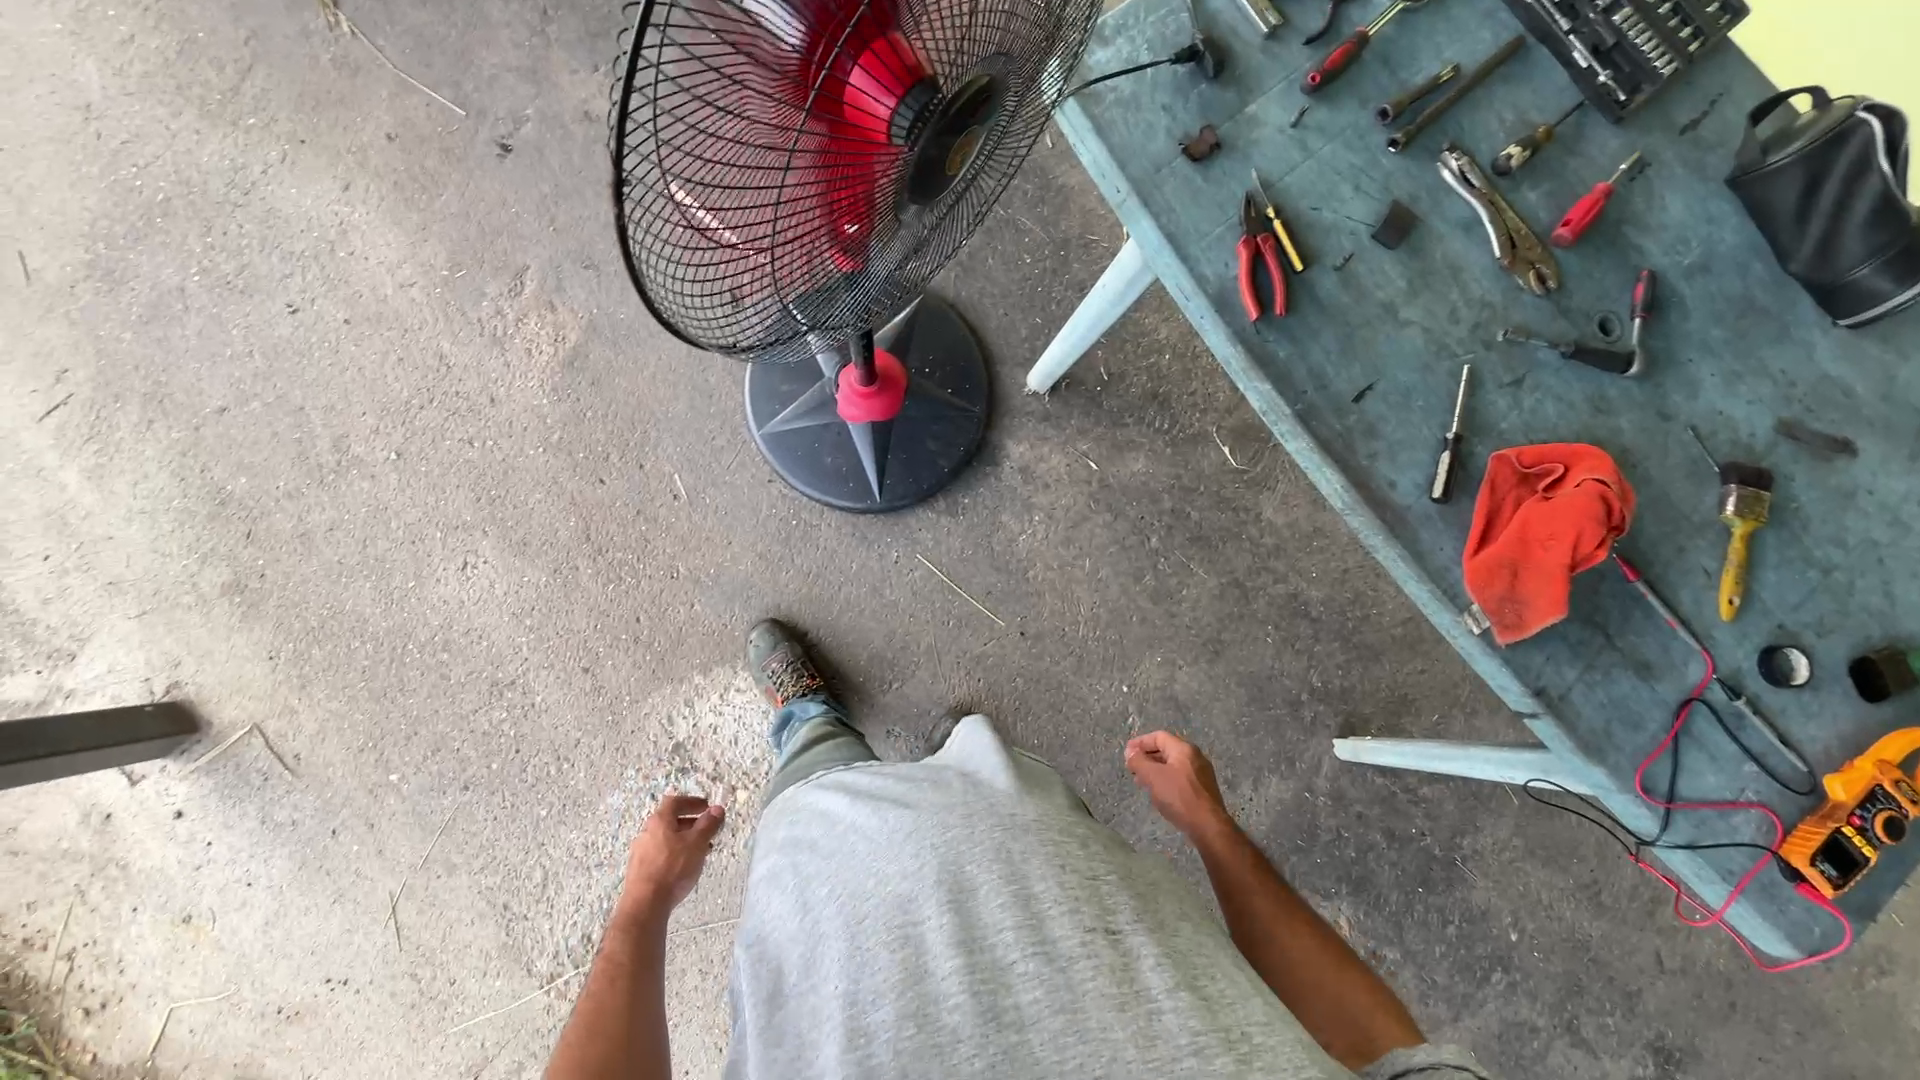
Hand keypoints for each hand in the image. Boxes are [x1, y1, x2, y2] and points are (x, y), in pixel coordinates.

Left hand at [620, 794, 724, 917]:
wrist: (645, 903)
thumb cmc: (673, 867)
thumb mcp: (697, 843)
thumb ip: (708, 824)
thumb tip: (717, 809)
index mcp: (659, 821)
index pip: (675, 802)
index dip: (692, 802)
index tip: (706, 807)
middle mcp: (646, 832)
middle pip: (669, 820)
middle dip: (690, 823)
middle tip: (707, 829)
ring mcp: (640, 851)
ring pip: (666, 838)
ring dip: (684, 840)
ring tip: (700, 850)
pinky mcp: (639, 869)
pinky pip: (660, 853)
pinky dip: (674, 853)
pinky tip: (684, 866)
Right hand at [1125, 731, 1233, 842]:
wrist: (1208, 825)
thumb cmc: (1179, 796)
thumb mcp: (1153, 776)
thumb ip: (1139, 761)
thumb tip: (1130, 752)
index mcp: (1183, 749)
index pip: (1158, 736)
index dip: (1140, 742)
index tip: (1127, 753)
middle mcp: (1195, 757)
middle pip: (1166, 750)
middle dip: (1147, 757)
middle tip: (1132, 768)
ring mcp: (1201, 773)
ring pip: (1173, 765)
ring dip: (1155, 770)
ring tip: (1141, 781)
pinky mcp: (1203, 789)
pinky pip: (1180, 777)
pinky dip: (1166, 779)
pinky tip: (1159, 792)